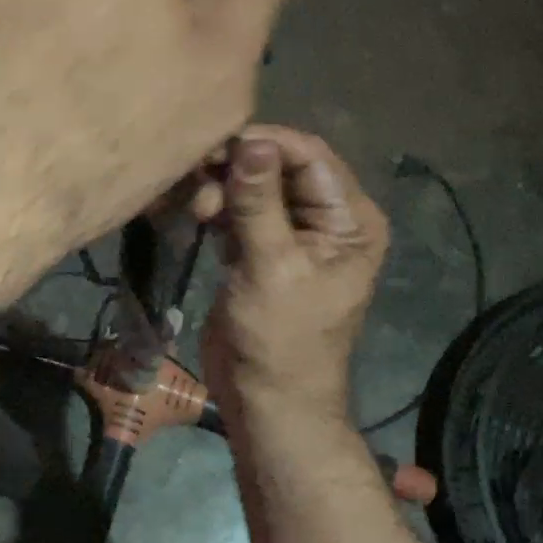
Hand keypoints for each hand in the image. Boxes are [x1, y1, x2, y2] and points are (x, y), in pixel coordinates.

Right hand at [197, 126, 388, 424]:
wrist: (268, 400)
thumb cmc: (280, 339)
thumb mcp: (271, 268)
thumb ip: (259, 203)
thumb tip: (250, 141)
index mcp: (350, 220)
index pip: (310, 156)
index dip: (264, 144)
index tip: (214, 147)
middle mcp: (328, 220)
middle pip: (281, 168)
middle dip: (237, 168)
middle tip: (196, 179)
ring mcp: (293, 237)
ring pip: (255, 189)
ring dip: (222, 189)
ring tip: (194, 209)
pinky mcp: (261, 253)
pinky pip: (240, 214)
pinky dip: (216, 209)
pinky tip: (193, 214)